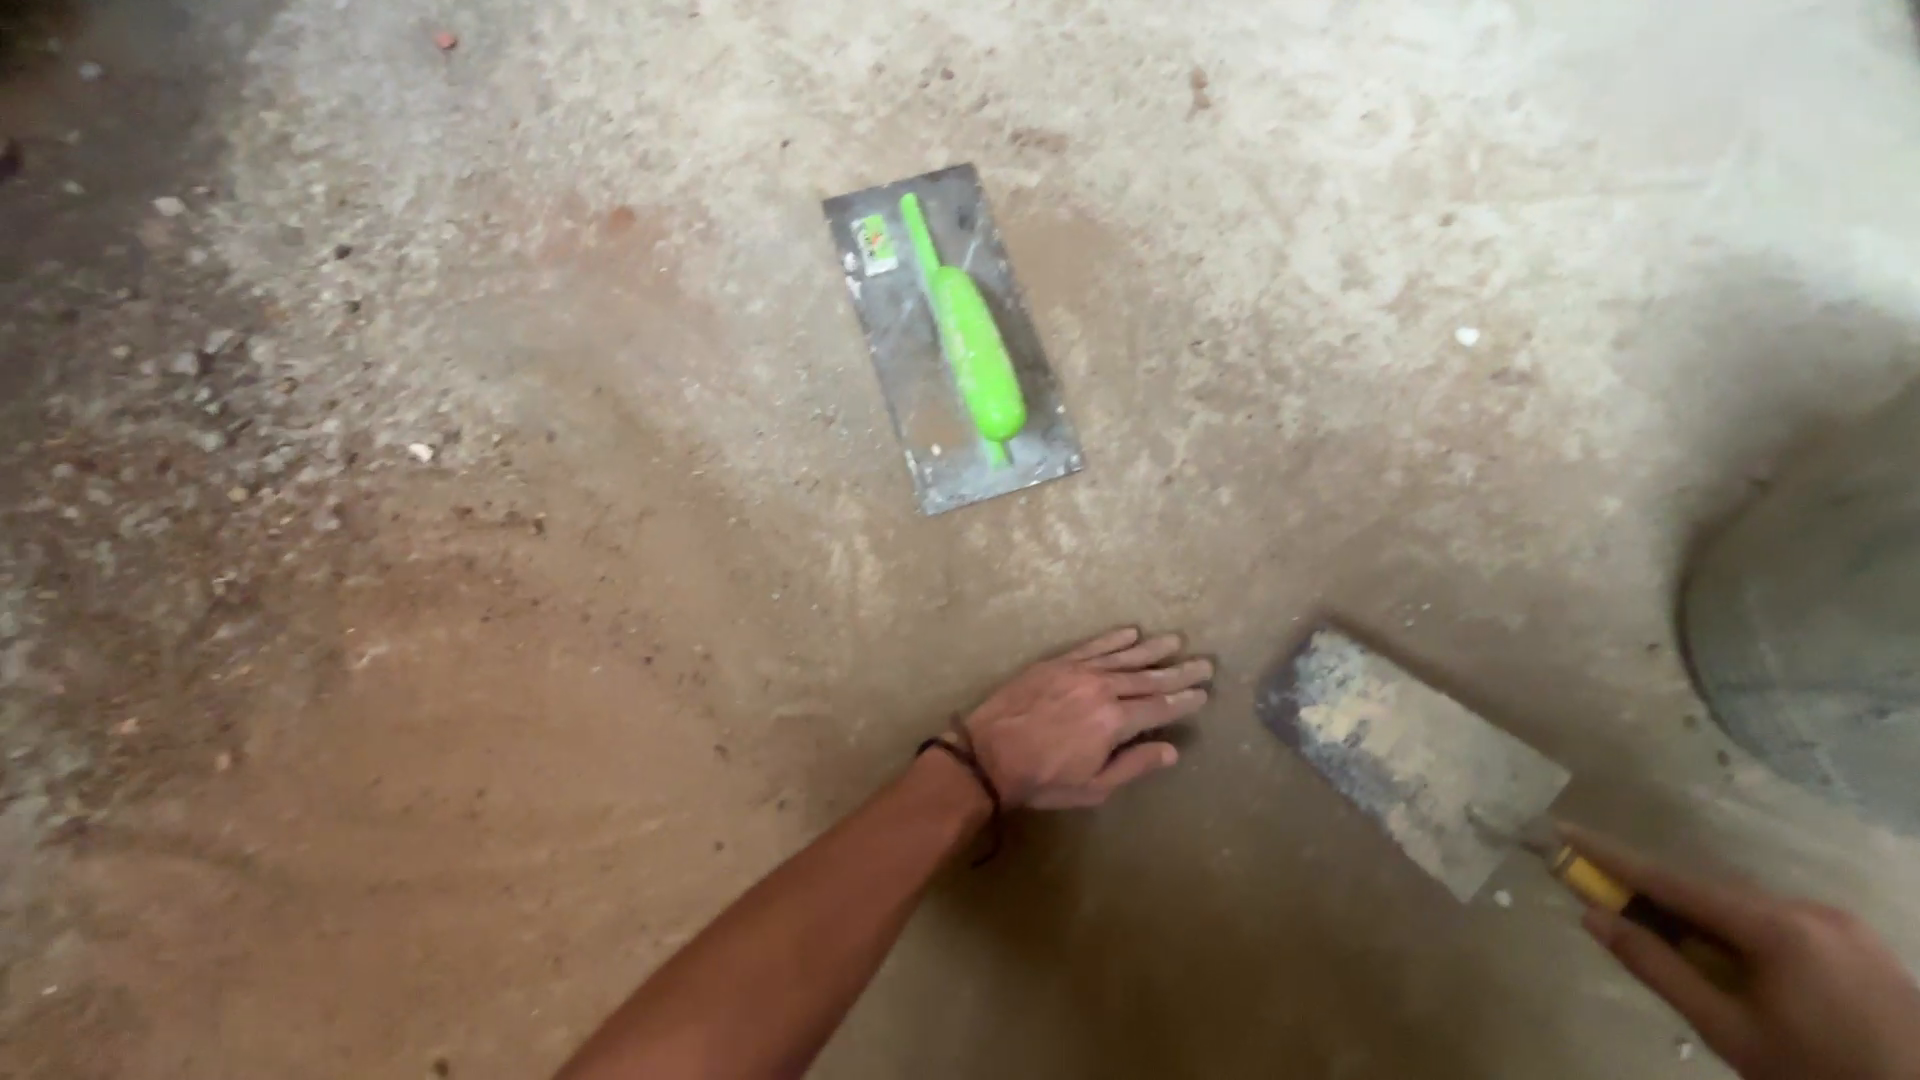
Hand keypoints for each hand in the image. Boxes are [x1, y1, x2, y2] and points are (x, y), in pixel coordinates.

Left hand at [956, 627, 1210, 809]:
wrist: (988, 754)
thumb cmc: (1042, 779)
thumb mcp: (1093, 787)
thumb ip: (1134, 765)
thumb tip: (1171, 749)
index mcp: (1115, 721)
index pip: (1159, 707)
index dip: (1183, 700)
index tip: (1204, 691)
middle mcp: (1102, 688)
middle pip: (1148, 677)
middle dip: (1178, 670)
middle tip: (1204, 662)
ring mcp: (1077, 671)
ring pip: (1123, 657)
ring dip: (1152, 649)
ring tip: (1175, 640)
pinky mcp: (1056, 663)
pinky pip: (1092, 646)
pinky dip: (1113, 639)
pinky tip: (1131, 632)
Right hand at [1571, 828, 1919, 1079]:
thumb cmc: (1823, 1077)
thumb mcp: (1730, 1032)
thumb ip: (1657, 968)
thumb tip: (1593, 917)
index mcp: (1777, 927)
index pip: (1671, 881)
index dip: (1610, 858)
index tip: (1562, 832)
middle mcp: (1811, 910)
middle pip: (1708, 891)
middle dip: (1654, 896)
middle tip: (1605, 904)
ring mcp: (1844, 926)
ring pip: (1742, 907)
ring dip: (1698, 919)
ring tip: (1673, 949)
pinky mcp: (1862, 945)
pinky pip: (1778, 923)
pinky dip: (1738, 932)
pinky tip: (1732, 965)